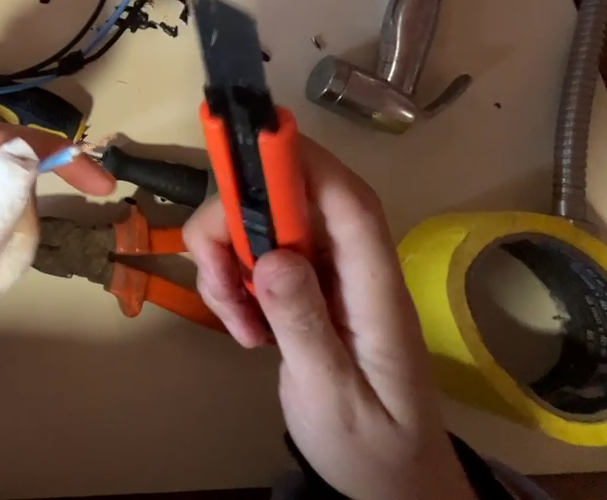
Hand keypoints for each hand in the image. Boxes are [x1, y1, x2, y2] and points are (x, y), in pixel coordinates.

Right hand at [182, 137, 475, 499]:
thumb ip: (307, 328)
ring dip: (224, 262)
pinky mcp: (296, 287)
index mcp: (375, 290)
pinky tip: (241, 327)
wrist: (391, 490)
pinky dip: (227, 282)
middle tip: (215, 274)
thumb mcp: (337, 398)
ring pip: (255, 227)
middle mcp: (346, 267)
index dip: (305, 161)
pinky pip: (247, 258)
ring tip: (234, 321)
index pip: (349, 203)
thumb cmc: (375, 450)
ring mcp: (319, 275)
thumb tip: (271, 258)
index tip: (252, 142)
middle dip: (233, 226)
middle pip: (283, 205)